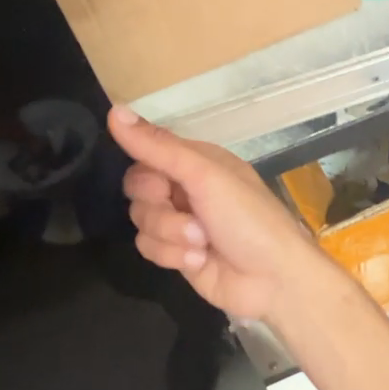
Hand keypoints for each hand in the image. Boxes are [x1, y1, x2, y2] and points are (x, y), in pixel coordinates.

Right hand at [108, 106, 339, 321]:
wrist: (274, 279)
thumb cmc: (249, 219)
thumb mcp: (207, 176)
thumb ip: (160, 147)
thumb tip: (114, 109)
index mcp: (197, 162)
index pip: (146, 155)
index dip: (147, 174)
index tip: (164, 187)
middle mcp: (186, 188)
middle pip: (137, 191)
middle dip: (160, 211)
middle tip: (191, 219)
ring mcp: (181, 223)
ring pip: (141, 222)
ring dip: (170, 236)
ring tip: (203, 244)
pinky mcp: (177, 254)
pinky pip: (148, 248)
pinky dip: (172, 255)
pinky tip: (200, 261)